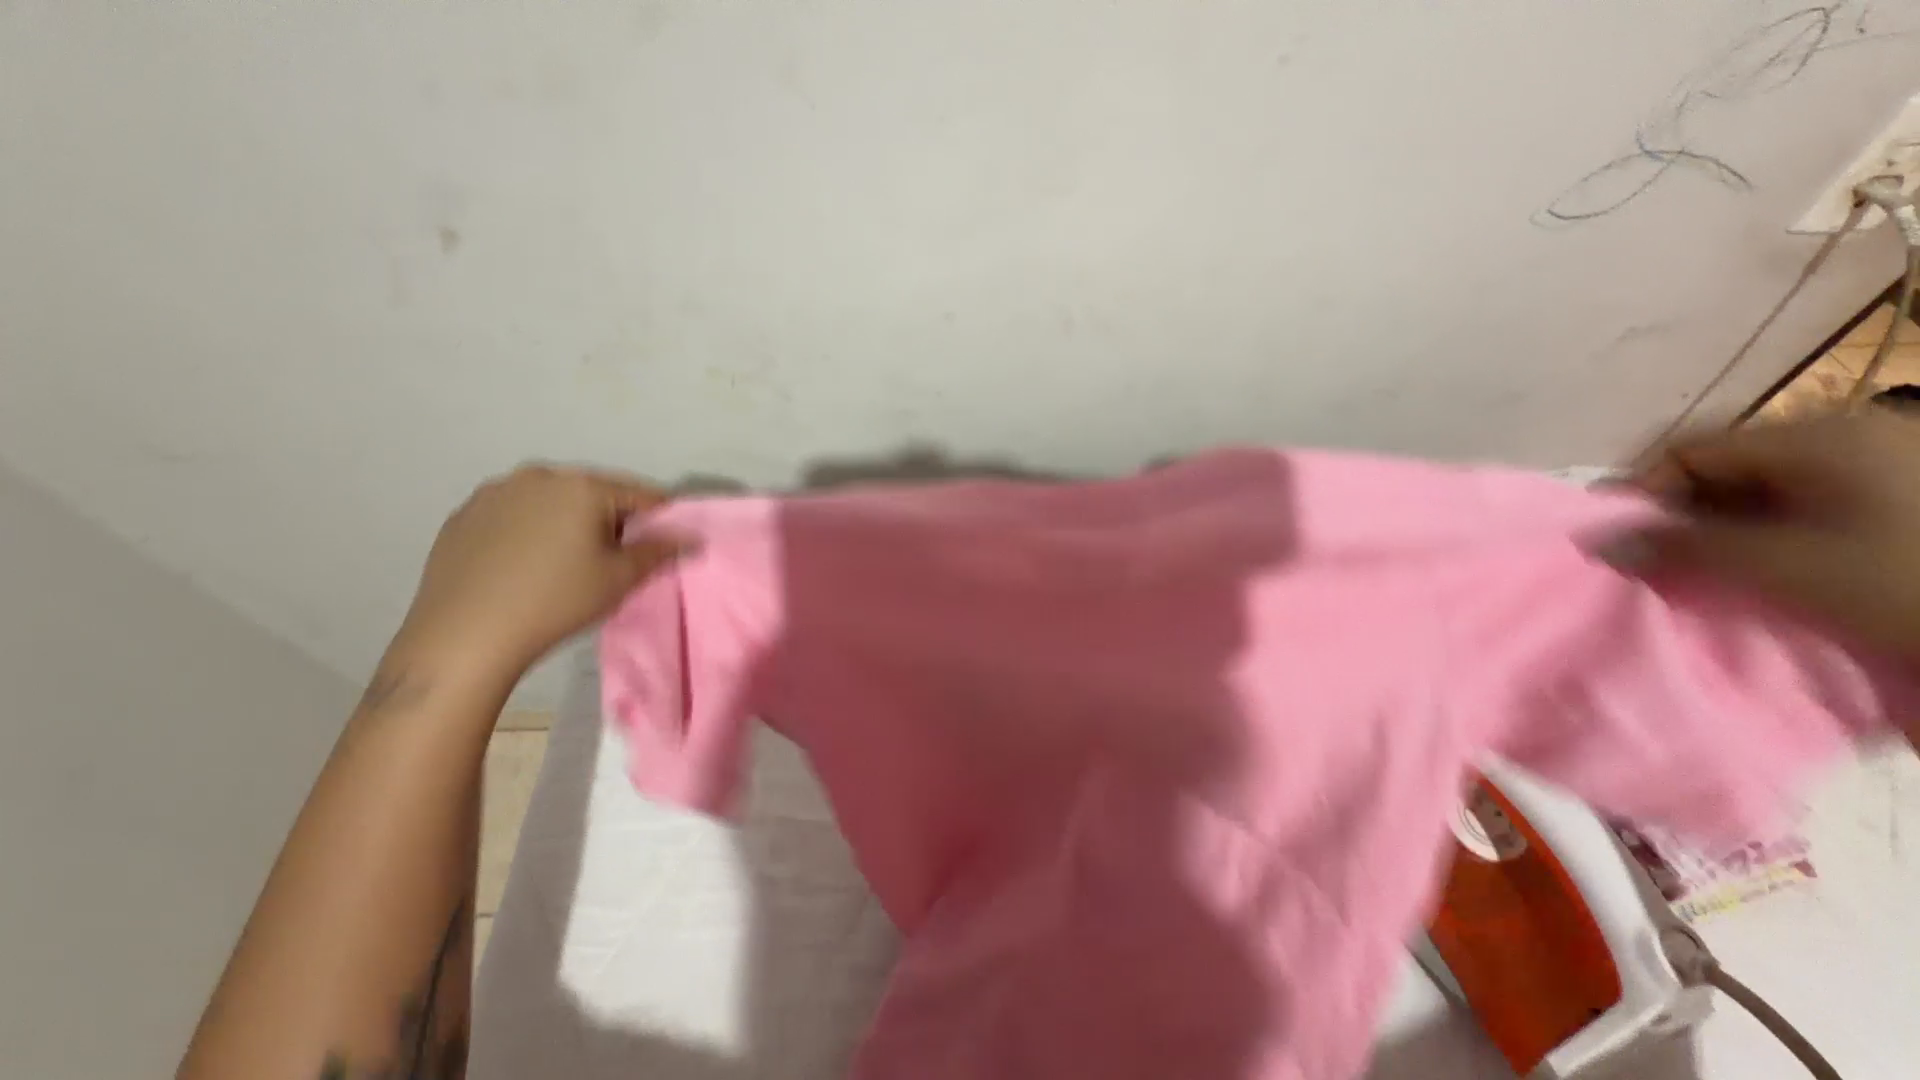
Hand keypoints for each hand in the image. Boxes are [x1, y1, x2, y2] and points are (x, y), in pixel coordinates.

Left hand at [386, 464, 684, 689]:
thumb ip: (660, 552)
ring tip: (564, 565)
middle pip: (591, 494)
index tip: (666, 542)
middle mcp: (537, 476)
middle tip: (613, 560)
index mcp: (581, 485)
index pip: (638, 494)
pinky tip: (523, 569)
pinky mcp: (463, 517)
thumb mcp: (619, 580)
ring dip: (565, 524)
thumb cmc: (556, 601)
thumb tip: (691, 538)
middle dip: (608, 520)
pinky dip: (526, 534)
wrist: (465, 633)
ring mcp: (493, 494)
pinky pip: (511, 518)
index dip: (660, 518)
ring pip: (548, 504)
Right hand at [1628, 411, 1919, 657]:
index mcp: (1821, 436)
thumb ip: (1687, 549)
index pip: (1692, 450)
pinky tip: (1769, 583)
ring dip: (1726, 538)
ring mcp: (1889, 472)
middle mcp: (1853, 439)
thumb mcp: (1789, 570)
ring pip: (1768, 498)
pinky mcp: (1909, 510)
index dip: (1644, 494)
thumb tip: (1601, 540)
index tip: (1616, 546)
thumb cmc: (1914, 587)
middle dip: (1684, 520)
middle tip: (1658, 571)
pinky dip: (1774, 546)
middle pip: (1729, 472)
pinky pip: (1812, 517)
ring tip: (1709, 584)